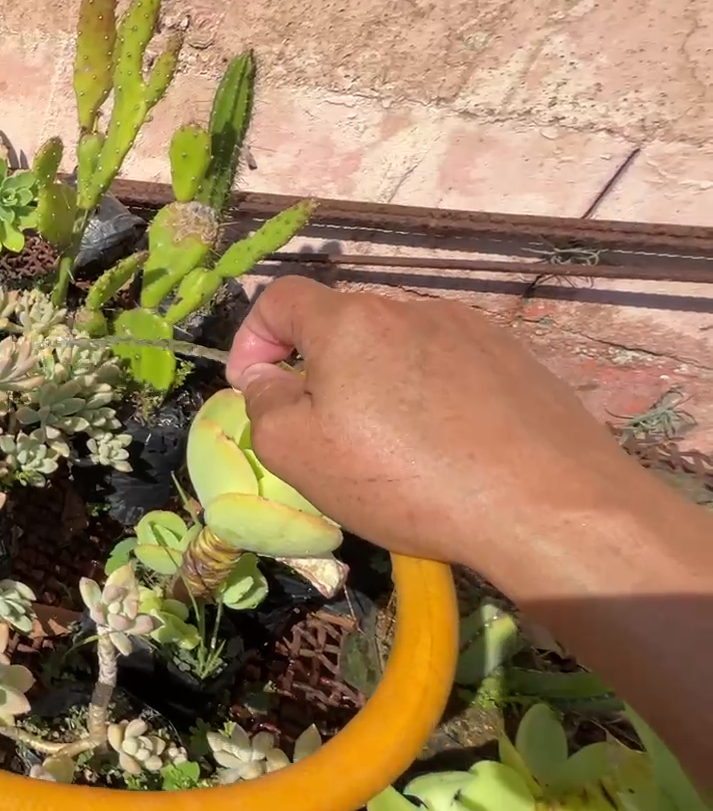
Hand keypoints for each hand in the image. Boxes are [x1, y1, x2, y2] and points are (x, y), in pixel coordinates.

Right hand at [222, 276, 651, 575]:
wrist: (556, 513)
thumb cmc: (403, 478)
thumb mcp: (292, 449)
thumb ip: (261, 402)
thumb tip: (268, 378)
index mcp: (349, 323)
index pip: (281, 297)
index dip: (253, 336)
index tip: (257, 386)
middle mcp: (410, 311)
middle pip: (338, 324)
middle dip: (314, 365)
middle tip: (319, 424)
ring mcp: (472, 332)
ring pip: (392, 344)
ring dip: (370, 379)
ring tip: (386, 440)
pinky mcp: (518, 362)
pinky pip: (444, 363)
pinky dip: (425, 392)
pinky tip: (442, 443)